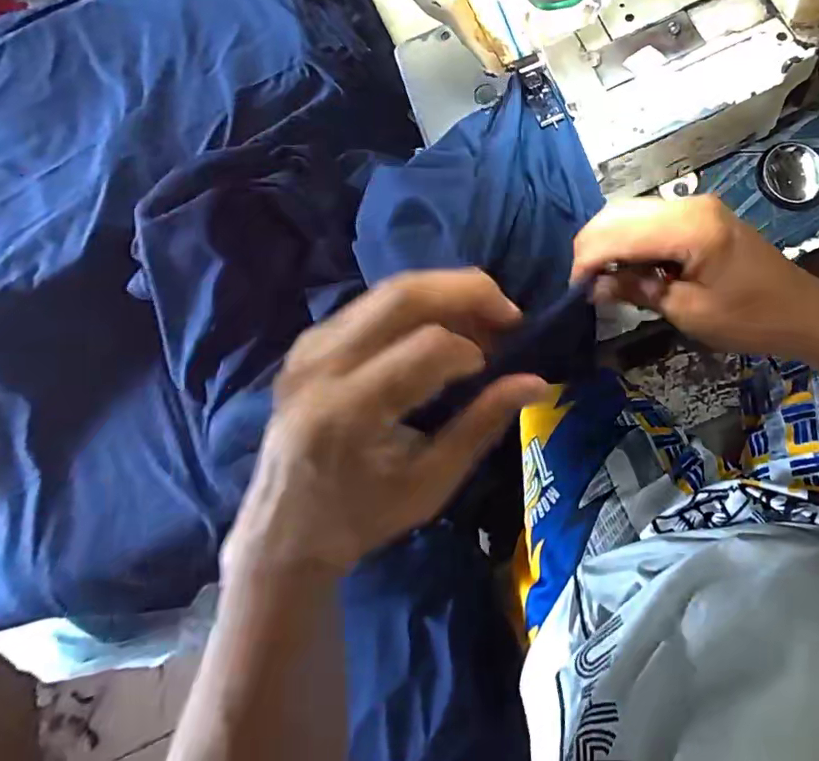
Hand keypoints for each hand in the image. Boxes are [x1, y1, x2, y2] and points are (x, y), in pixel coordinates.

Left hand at [223, 269, 548, 579]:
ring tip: (480, 319)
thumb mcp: (432, 482)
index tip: (493, 367)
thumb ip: (482, 424)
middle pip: (404, 296)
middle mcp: (323, 365)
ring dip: (445, 293)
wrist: (282, 529)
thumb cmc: (363, 515)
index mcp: (350, 410)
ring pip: (389, 289)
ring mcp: (309, 347)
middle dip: (468, 291)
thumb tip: (536, 381)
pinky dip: (418, 304)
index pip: (425, 347)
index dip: (471, 348)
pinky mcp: (308, 340)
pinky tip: (442, 325)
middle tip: (508, 313)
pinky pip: (372, 303)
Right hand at [571, 196, 818, 362]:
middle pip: (618, 213)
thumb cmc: (750, 318)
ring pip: (630, 212)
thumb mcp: (689, 311)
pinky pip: (650, 219)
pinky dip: (630, 239)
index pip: (616, 232)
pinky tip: (626, 265)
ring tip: (600, 277)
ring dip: (609, 241)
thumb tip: (594, 286)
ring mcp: (695, 205)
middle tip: (582, 284)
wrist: (804, 311)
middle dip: (593, 246)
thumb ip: (638, 290)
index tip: (574, 290)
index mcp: (687, 226)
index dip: (587, 259)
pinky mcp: (700, 214)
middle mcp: (687, 204)